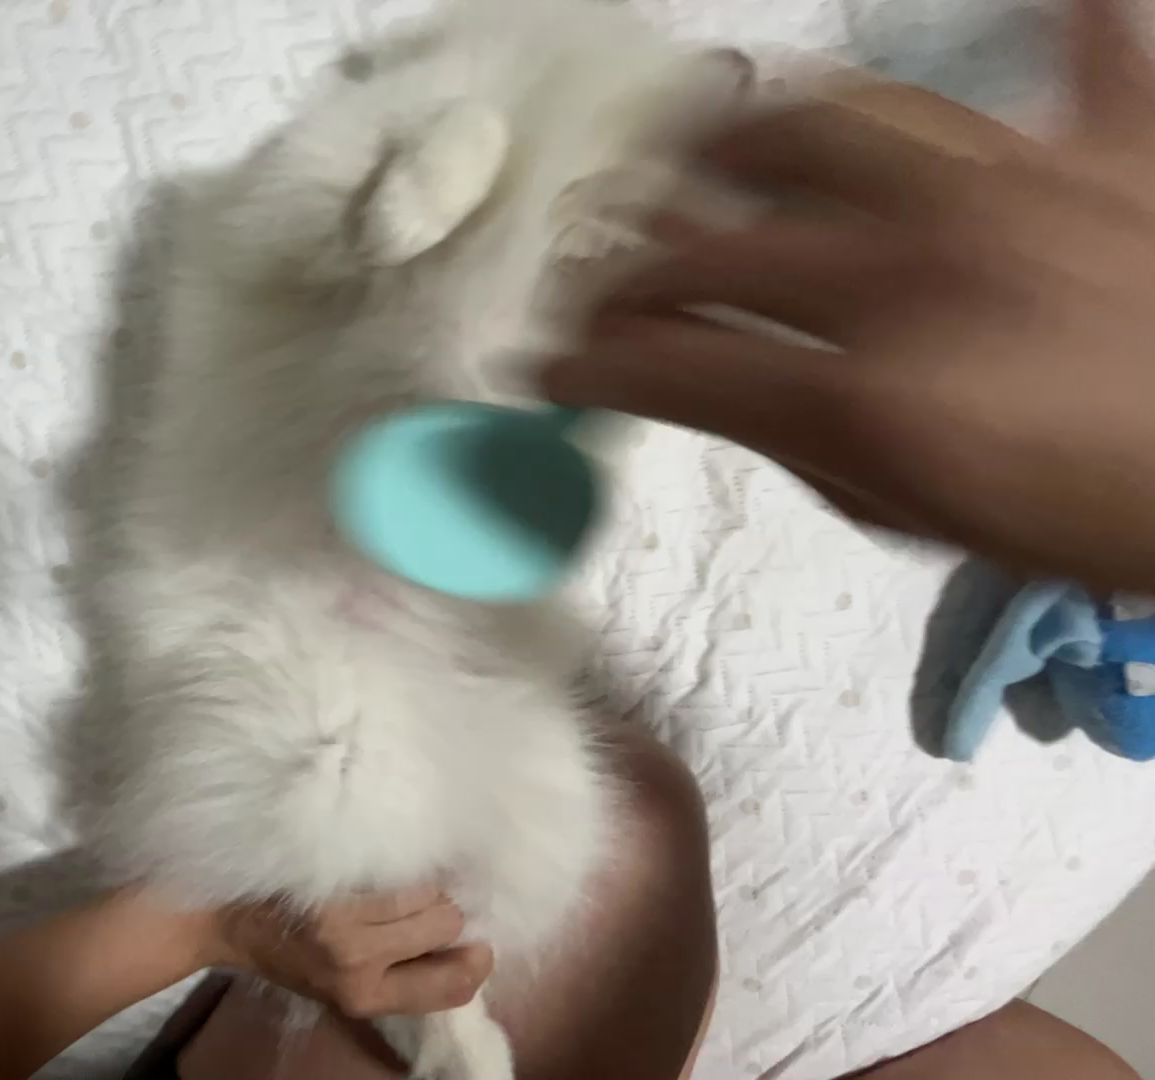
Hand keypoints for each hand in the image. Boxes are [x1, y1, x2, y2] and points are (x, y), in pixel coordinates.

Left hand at [208, 885, 491, 1017]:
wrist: (224, 918)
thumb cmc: (286, 951)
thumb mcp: (340, 987)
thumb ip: (394, 976)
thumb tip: (457, 950)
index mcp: (365, 996)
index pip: (449, 986)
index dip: (474, 961)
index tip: (477, 941)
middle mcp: (359, 959)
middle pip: (445, 922)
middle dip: (443, 908)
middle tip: (421, 898)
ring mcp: (343, 915)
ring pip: (423, 888)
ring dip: (421, 879)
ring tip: (396, 875)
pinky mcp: (329, 878)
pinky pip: (391, 863)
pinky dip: (396, 858)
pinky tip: (381, 854)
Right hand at [543, 0, 1154, 592]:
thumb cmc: (1074, 517)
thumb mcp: (889, 507)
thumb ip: (780, 429)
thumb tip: (703, 373)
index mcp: (859, 393)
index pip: (660, 364)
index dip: (581, 367)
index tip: (548, 372)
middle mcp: (917, 275)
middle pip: (706, 252)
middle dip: (618, 275)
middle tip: (589, 283)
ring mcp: (1023, 194)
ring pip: (830, 128)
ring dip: (733, 138)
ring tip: (688, 144)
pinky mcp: (1125, 148)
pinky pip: (1085, 54)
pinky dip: (1051, 26)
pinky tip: (1018, 3)